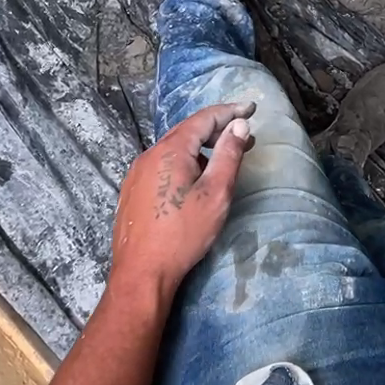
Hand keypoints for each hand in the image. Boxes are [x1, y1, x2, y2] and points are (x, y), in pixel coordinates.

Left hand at [107, 102, 255, 306]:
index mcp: (170, 151)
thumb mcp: (216, 193)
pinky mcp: (132, 191)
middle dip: (217, 127)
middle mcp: (150, 155)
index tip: (252, 108)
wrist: (140, 276)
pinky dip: (185, 159)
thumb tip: (239, 124)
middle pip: (188, 129)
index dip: (230, 111)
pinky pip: (163, 163)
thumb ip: (229, 154)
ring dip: (201, 145)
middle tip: (244, 134)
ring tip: (224, 156)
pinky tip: (196, 177)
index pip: (205, 118)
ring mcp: (137, 173)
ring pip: (175, 147)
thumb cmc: (183, 234)